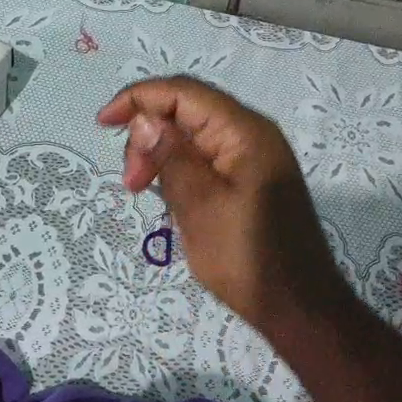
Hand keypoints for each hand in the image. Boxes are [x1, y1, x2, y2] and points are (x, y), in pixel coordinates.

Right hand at [96, 76, 351, 332]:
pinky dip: (179, 167)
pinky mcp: (252, 179)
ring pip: (193, 134)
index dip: (138, 99)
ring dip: (161, 153)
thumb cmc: (247, 258)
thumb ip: (170, 156)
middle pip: (187, 109)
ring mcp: (254, 157)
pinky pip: (207, 156)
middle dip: (148, 133)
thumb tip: (143, 118)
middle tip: (131, 182)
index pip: (183, 92)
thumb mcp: (199, 206)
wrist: (299, 308)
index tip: (102, 124)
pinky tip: (168, 194)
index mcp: (244, 131)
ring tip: (143, 191)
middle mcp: (252, 133)